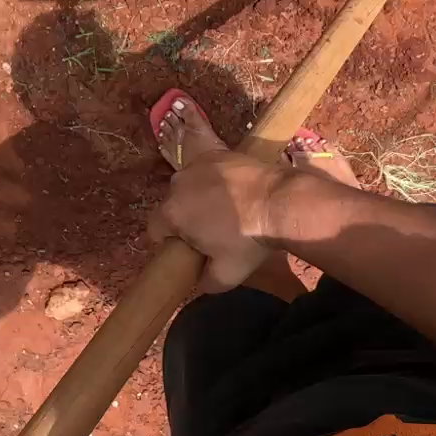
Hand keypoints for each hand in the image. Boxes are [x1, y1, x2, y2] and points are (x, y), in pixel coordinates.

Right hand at [148, 148, 287, 291]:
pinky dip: (214, 179)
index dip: (170, 242)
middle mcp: (177, 184)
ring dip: (199, 196)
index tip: (189, 248)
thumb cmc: (249, 240)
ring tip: (225, 208)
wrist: (279, 201)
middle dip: (185, 218)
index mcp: (172, 213)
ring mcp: (197, 164)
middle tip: (210, 230)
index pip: (155, 230)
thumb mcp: (227, 275)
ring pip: (189, 186)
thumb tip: (200, 281)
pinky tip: (233, 189)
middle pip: (172, 206)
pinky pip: (206, 169)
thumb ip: (206, 282)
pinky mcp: (216, 152)